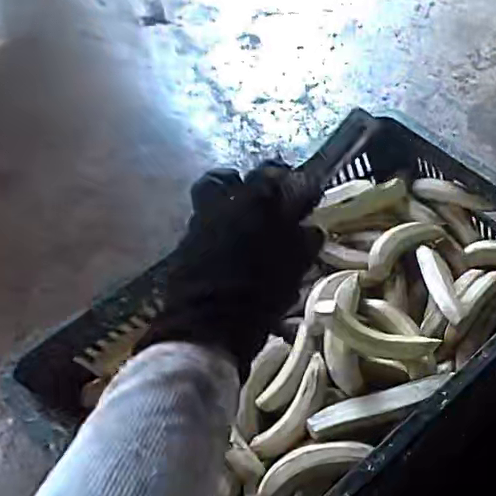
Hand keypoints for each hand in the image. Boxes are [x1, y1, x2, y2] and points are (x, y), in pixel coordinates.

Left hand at [137, 162, 320, 366]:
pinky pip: (207, 225)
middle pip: (232, 177)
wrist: (209, 322)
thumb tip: (310, 229)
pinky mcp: (185, 244)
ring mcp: (199, 221)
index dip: (296, 183)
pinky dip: (223, 231)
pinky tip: (237, 250)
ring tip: (252, 226)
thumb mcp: (295, 266)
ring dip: (234, 207)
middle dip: (253, 186)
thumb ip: (304, 241)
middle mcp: (222, 202)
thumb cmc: (261, 290)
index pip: (277, 173)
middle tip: (273, 204)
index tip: (308, 197)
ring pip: (214, 200)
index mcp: (254, 200)